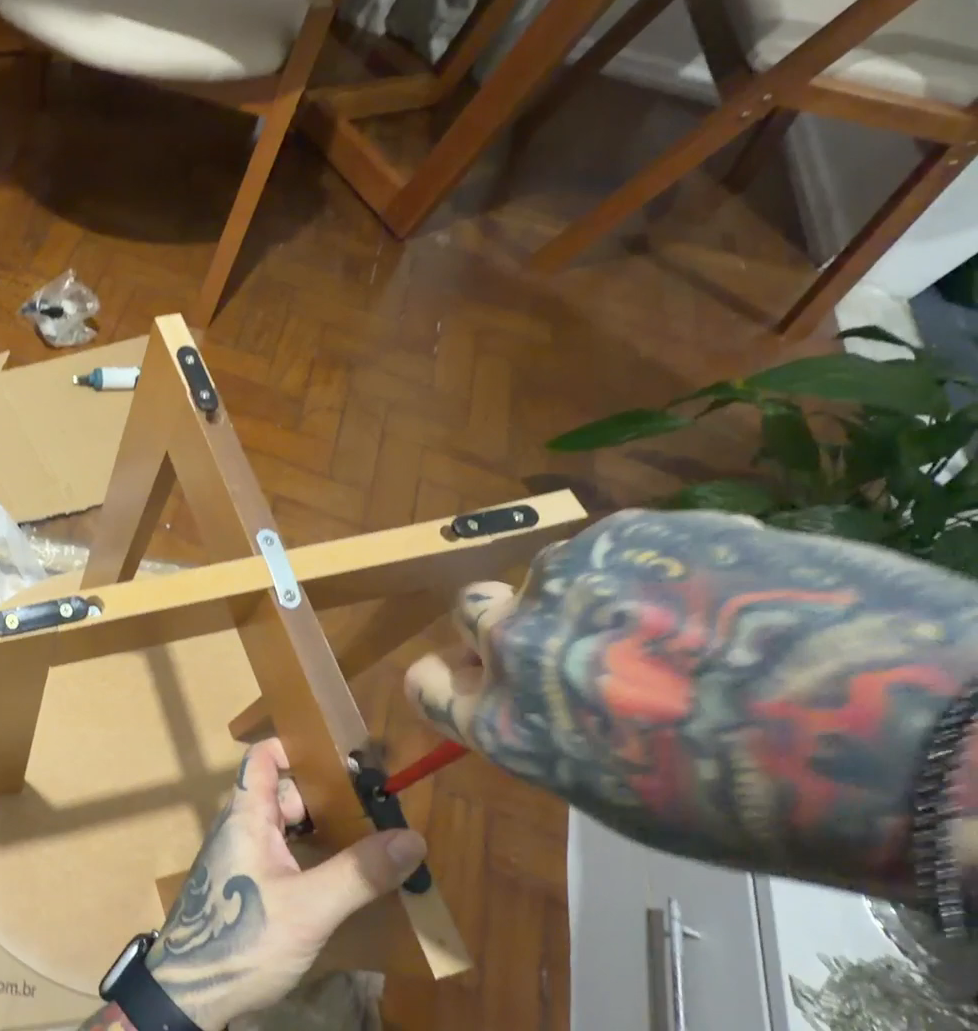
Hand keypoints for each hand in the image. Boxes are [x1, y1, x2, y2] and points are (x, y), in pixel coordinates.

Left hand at [144, 738, 425, 1029]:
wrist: (192, 991)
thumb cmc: (243, 936)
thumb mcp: (308, 908)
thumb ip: (358, 873)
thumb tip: (411, 838)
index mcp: (246, 816)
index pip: (262, 758)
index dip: (295, 748)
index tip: (342, 757)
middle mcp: (242, 828)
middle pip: (285, 794)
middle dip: (328, 797)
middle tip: (379, 809)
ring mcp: (243, 859)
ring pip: (287, 829)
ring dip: (325, 832)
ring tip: (374, 842)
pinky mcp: (248, 887)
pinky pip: (285, 857)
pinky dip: (314, 858)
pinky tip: (346, 880)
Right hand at [404, 508, 977, 897]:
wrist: (904, 731)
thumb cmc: (766, 803)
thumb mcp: (626, 795)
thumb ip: (551, 735)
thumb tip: (541, 697)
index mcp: (507, 722)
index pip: (429, 682)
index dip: (455, 675)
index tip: (478, 672)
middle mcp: (515, 641)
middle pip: (473, 608)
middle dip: (513, 620)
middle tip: (585, 639)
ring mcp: (567, 577)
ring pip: (557, 573)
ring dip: (596, 593)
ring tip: (691, 624)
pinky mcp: (629, 530)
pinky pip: (621, 546)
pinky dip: (656, 566)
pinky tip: (727, 596)